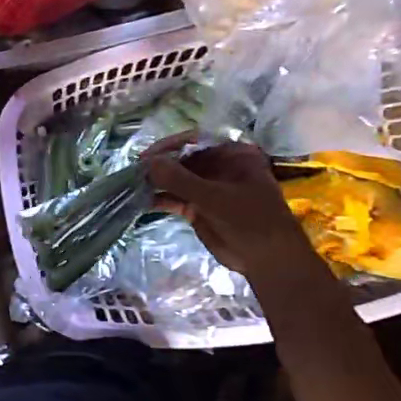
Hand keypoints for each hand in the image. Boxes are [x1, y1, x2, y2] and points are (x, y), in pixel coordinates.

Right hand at [147, 141, 320, 281]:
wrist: (268, 259)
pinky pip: (175, 198)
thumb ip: (180, 179)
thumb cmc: (250, 221)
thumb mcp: (214, 197)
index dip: (169, 147)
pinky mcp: (199, 208)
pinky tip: (141, 201)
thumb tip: (149, 162)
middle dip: (159, 165)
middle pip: (182, 159)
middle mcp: (219, 167)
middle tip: (133, 172)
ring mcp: (208, 188)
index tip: (146, 157)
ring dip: (156, 182)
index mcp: (233, 154)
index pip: (195, 141)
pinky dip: (160, 199)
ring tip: (132, 185)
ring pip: (176, 179)